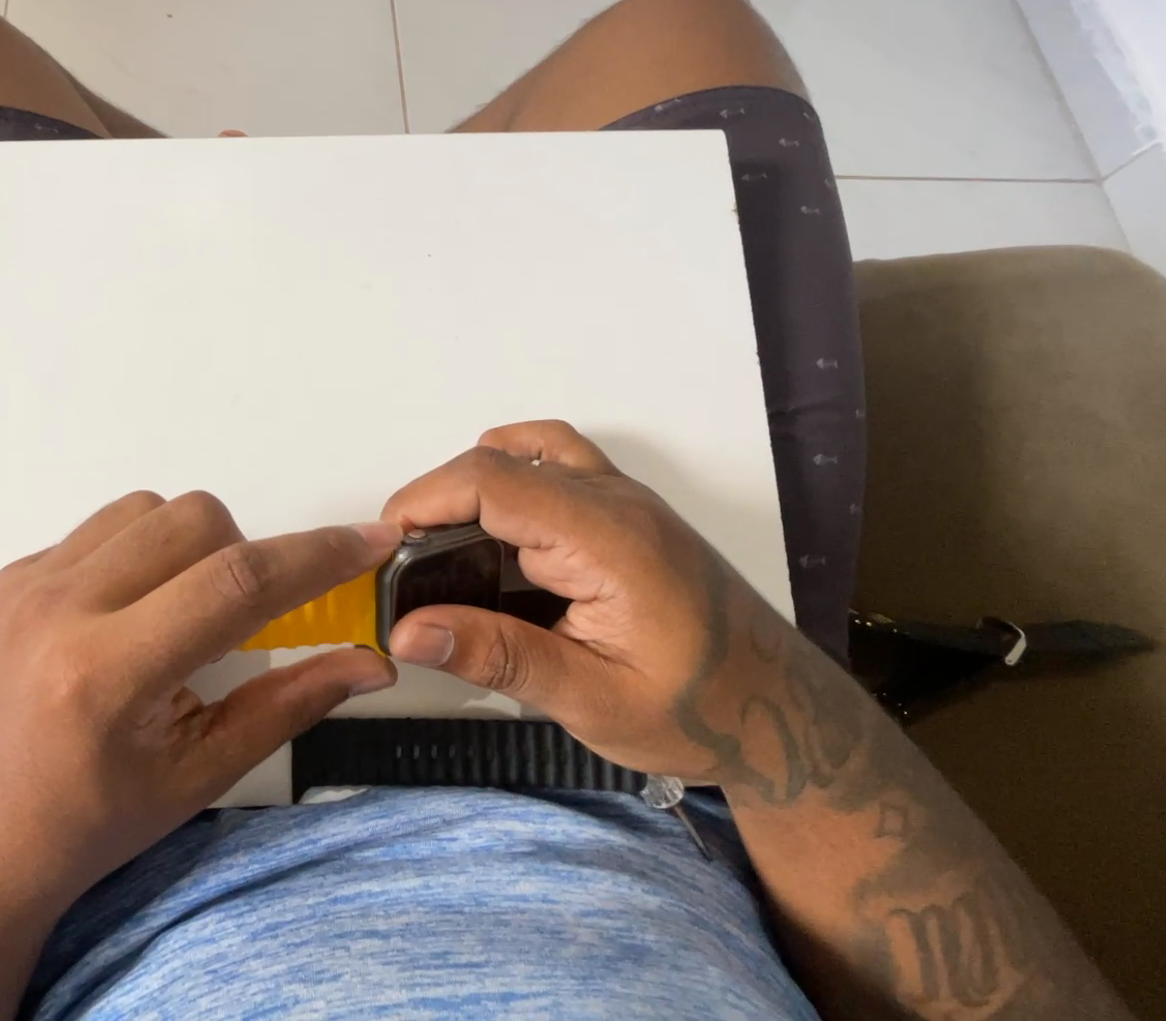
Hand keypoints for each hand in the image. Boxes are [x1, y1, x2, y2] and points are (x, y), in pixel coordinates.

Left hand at [0, 491, 399, 911]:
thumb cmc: (94, 824)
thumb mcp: (202, 773)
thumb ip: (291, 703)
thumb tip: (369, 663)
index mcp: (111, 672)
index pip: (238, 583)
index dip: (318, 555)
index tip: (371, 542)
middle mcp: (62, 609)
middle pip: (196, 519)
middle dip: (246, 555)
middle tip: (237, 621)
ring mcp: (29, 584)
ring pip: (149, 508)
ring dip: (192, 546)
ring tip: (181, 613)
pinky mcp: (13, 576)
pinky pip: (104, 526)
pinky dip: (142, 553)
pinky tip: (131, 613)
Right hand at [382, 420, 798, 781]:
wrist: (780, 712)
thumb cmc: (697, 712)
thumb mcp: (590, 699)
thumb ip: (497, 656)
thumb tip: (408, 632)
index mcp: (606, 540)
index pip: (493, 482)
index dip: (424, 501)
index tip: (385, 548)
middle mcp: (615, 501)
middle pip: (501, 461)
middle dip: (436, 501)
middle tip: (405, 564)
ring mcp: (624, 500)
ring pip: (528, 452)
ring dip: (471, 487)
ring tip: (440, 547)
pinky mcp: (625, 513)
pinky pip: (558, 463)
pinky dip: (511, 475)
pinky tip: (494, 529)